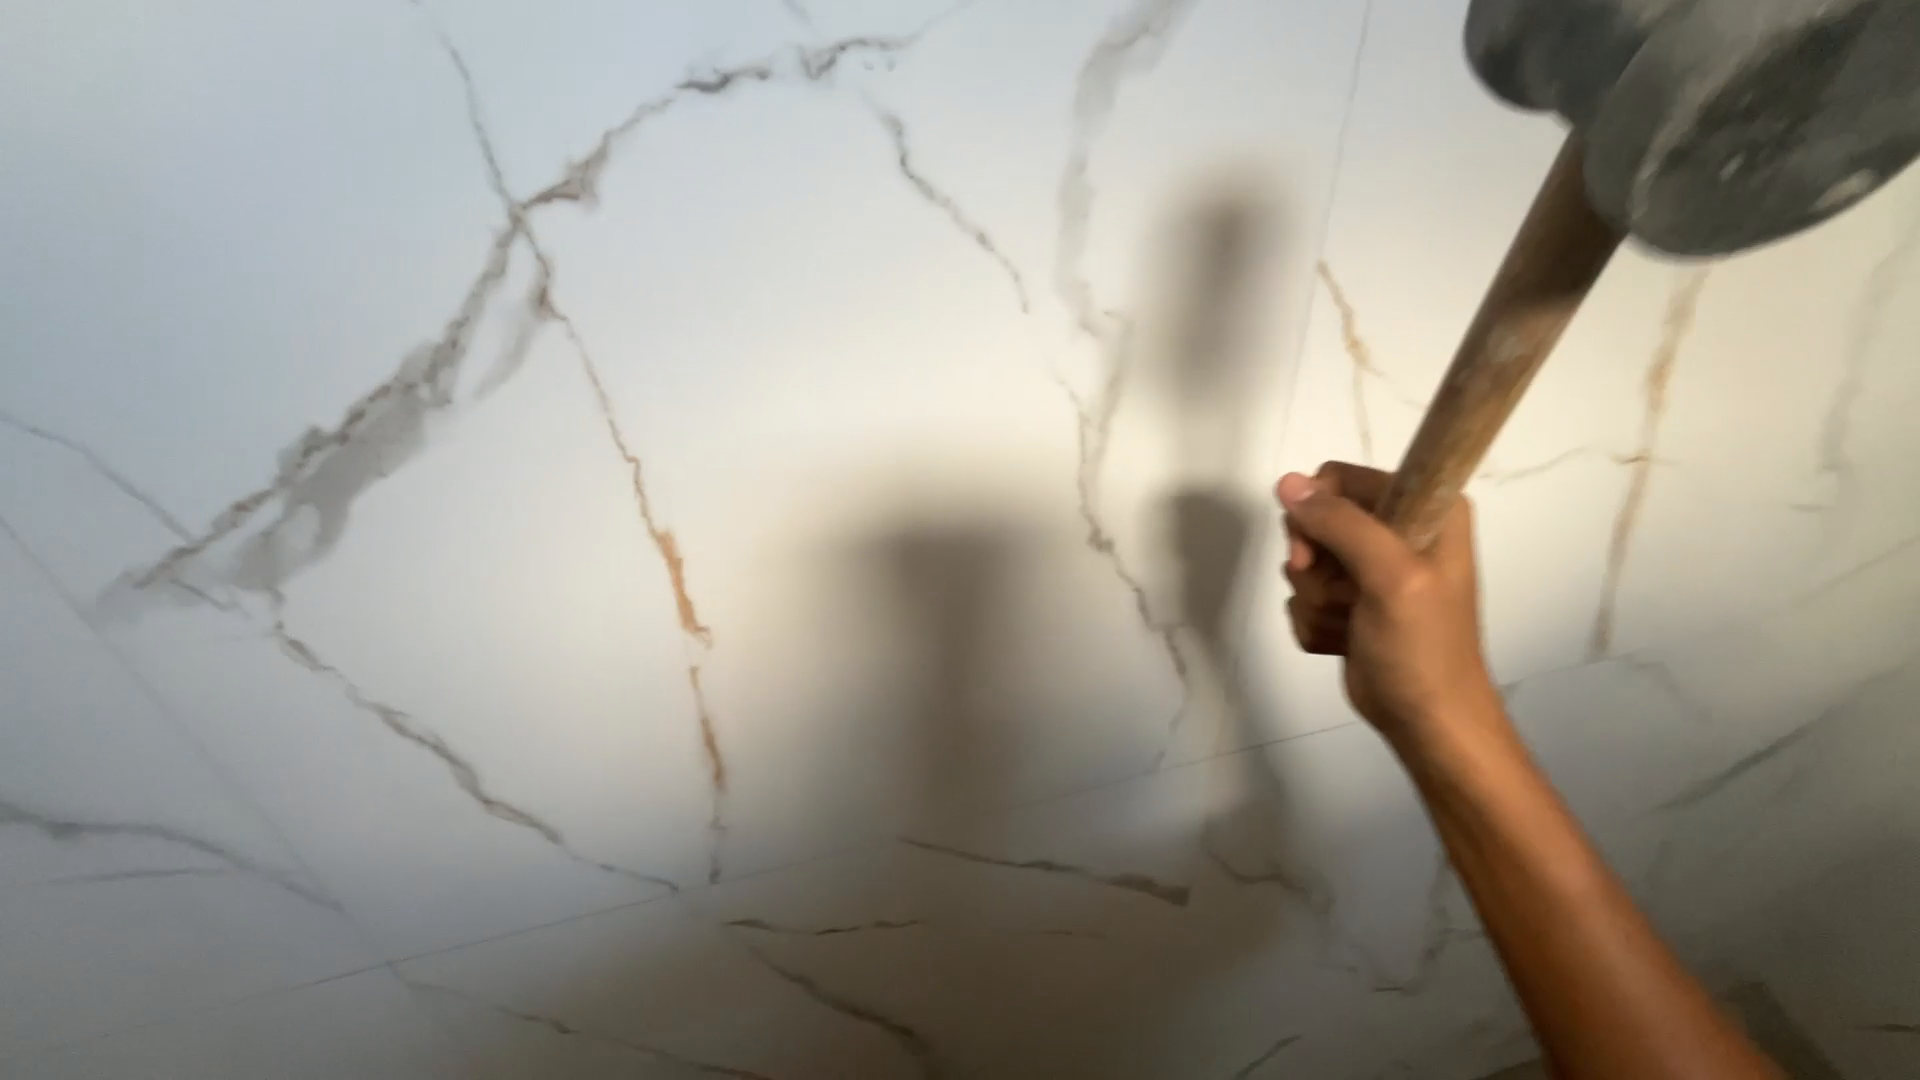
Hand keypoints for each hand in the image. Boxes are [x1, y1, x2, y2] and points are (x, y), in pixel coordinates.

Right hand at [1277, 463, 1499, 741]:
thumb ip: (1341, 524)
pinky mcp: (1350, 600)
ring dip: (1316, 600)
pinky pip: (1303, 595)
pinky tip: (1343, 640)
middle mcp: (1397, 529)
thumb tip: (1286, 483)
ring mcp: (1370, 567)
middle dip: (1314, 565)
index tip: (1315, 551)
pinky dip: (1315, 621)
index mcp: (1425, 507)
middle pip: (1314, 520)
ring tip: (1350, 624)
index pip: (1341, 479)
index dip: (1319, 511)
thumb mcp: (1390, 576)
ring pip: (1304, 562)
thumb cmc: (1422, 647)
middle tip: (1340, 595)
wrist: (1426, 719)